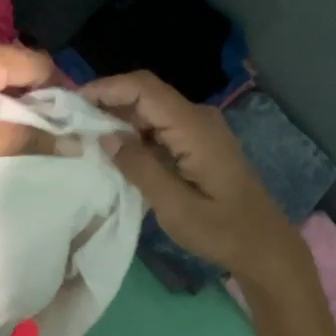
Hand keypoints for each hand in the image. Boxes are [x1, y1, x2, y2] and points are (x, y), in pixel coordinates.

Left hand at [0, 30, 55, 194]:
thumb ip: (28, 138)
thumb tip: (74, 144)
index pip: (42, 65)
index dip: (59, 95)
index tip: (66, 125)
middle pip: (22, 62)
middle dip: (35, 95)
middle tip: (39, 132)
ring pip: (0, 65)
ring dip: (11, 94)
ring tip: (11, 129)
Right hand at [80, 71, 301, 280]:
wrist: (263, 246)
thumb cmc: (221, 230)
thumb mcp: (174, 206)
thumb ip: (139, 167)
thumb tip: (105, 136)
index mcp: (194, 128)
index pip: (145, 89)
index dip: (107, 88)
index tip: (72, 103)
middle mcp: (199, 118)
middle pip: (147, 94)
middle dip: (108, 101)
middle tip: (71, 122)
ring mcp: (201, 130)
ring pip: (152, 110)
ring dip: (120, 118)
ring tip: (85, 136)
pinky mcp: (199, 144)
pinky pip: (161, 127)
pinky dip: (135, 133)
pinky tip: (115, 151)